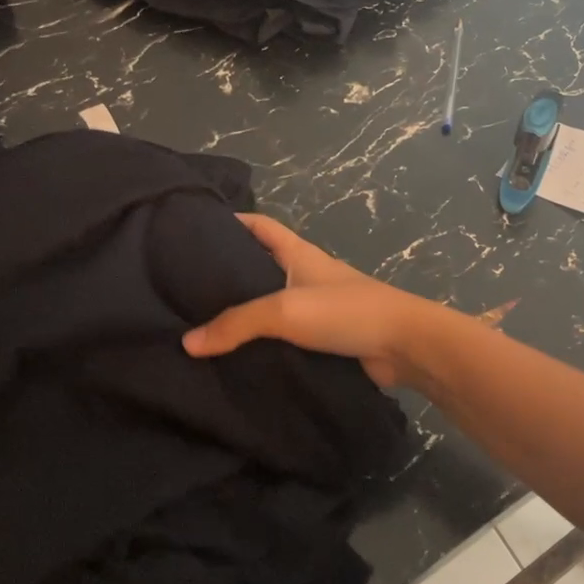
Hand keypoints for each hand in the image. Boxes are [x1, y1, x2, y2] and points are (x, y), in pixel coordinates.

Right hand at [182, 214, 450, 387]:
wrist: (403, 346)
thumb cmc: (346, 311)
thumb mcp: (286, 309)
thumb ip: (237, 323)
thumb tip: (187, 343)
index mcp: (298, 253)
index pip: (260, 227)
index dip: (231, 222)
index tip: (193, 229)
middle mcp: (305, 276)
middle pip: (259, 268)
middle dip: (225, 276)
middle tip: (180, 292)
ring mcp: (315, 309)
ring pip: (269, 307)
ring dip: (242, 317)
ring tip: (196, 331)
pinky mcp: (323, 341)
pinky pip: (283, 339)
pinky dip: (260, 346)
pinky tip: (233, 361)